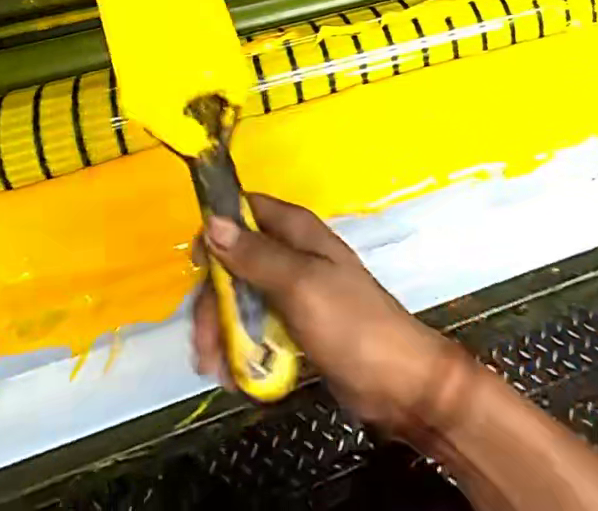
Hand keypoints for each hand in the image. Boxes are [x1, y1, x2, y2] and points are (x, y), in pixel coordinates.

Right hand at [192, 193, 473, 432]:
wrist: (401, 386)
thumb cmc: (353, 325)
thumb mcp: (300, 284)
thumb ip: (255, 255)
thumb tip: (213, 223)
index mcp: (295, 230)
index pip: (243, 210)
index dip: (215, 230)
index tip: (197, 267)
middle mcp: (290, 253)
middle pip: (232, 263)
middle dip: (214, 303)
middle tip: (204, 344)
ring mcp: (292, 291)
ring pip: (239, 299)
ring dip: (223, 333)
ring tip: (218, 371)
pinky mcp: (294, 326)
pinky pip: (255, 329)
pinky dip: (242, 349)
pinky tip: (237, 377)